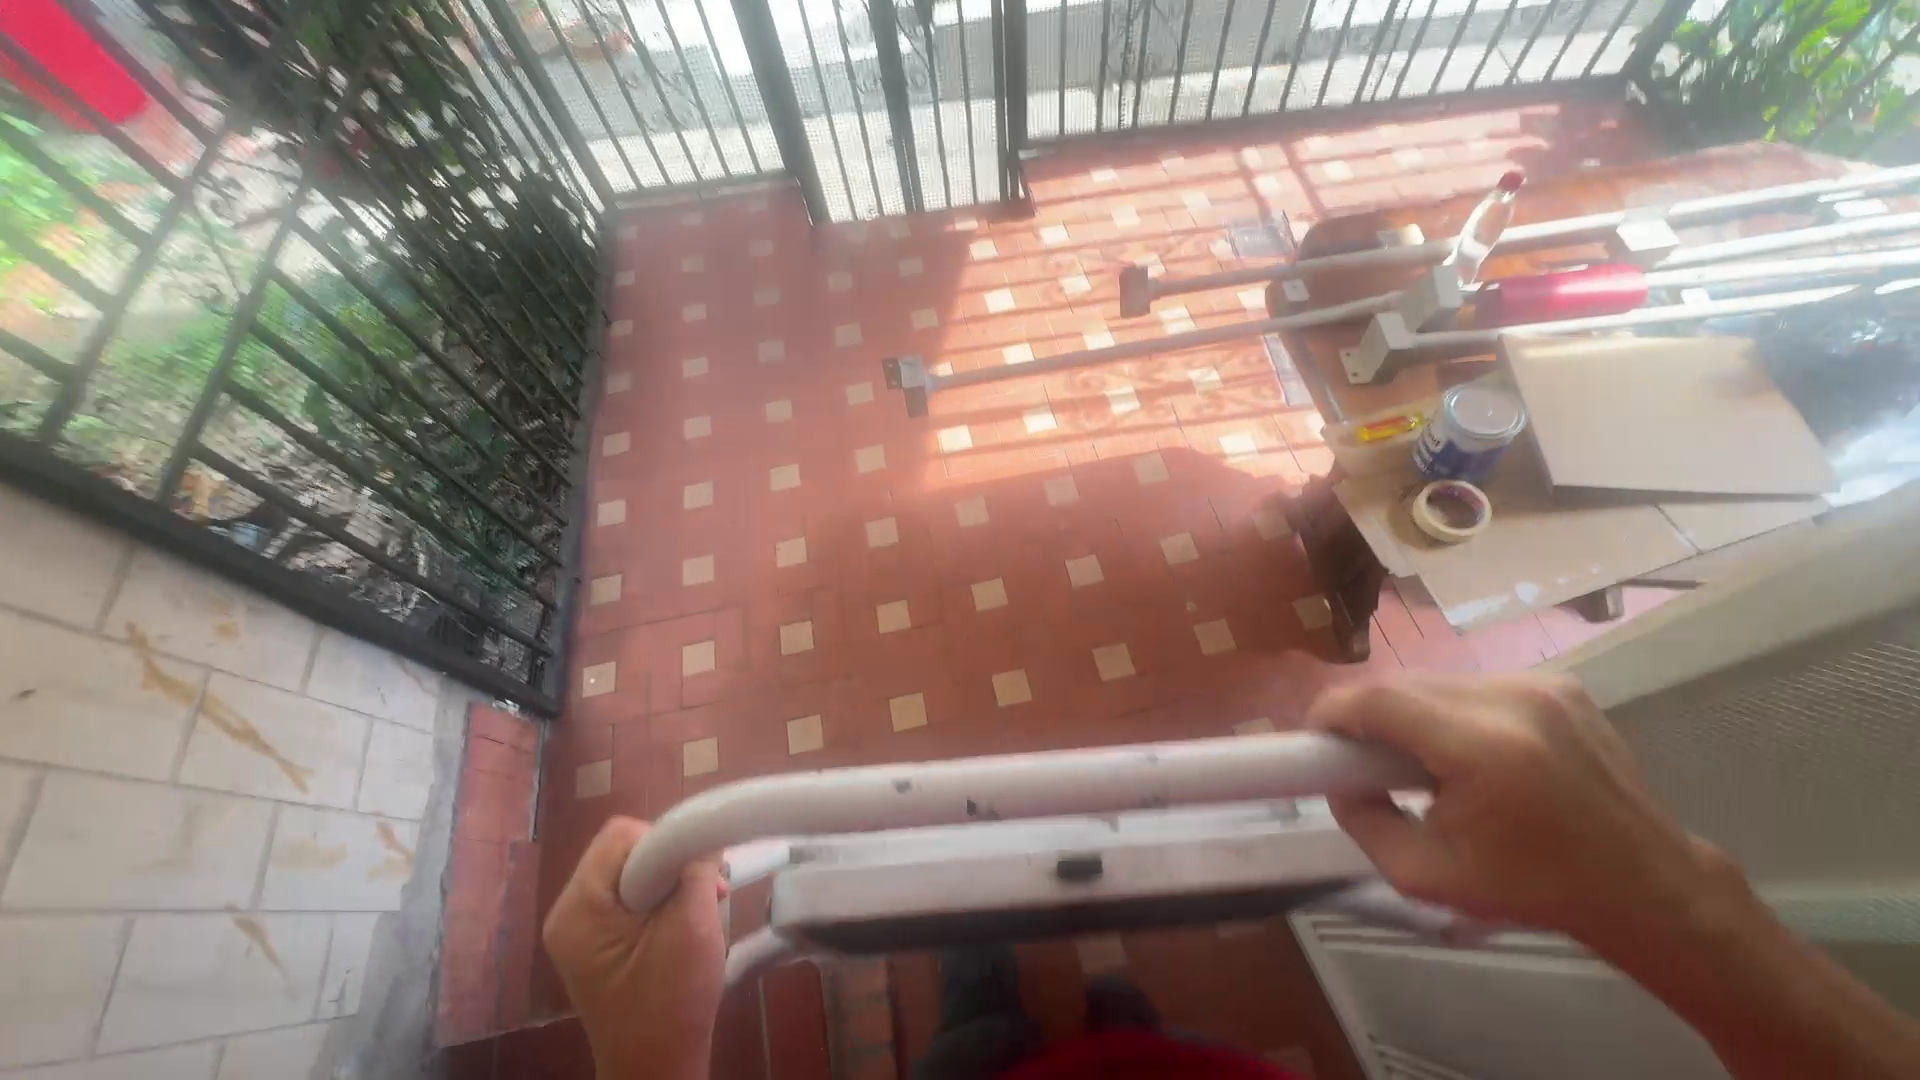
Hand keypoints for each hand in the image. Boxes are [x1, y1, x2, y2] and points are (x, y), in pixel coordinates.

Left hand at [543, 816, 727, 1079]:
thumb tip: (703, 833)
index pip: (622, 835)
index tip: (697, 872)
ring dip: (671, 881)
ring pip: (631, 871)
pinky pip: (629, 896)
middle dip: (670, 862)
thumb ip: (696, 868)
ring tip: (700, 908)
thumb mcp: (693, 926)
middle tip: (706, 890)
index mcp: (578, 909)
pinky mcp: (596, 942)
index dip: (666, 841)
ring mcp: (579, 930)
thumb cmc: (672, 1002)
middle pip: (624, 850)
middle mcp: (568, 913)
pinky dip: (660, 899)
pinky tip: (684, 923)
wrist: (658, 1068)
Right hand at [1309, 673, 1731, 946]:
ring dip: (1409, 710)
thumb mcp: (1424, 874)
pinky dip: (1450, 710)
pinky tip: (1467, 750)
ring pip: (1435, 680)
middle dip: (1368, 714)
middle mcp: (1512, 700)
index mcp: (1482, 748)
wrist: (1648, 888)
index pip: (1376, 699)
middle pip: (1402, 684)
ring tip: (1417, 757)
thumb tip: (1338, 780)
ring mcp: (1541, 684)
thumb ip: (1362, 821)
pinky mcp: (1559, 684)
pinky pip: (1473, 684)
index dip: (1332, 711)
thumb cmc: (1533, 887)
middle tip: (1360, 757)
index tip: (1316, 738)